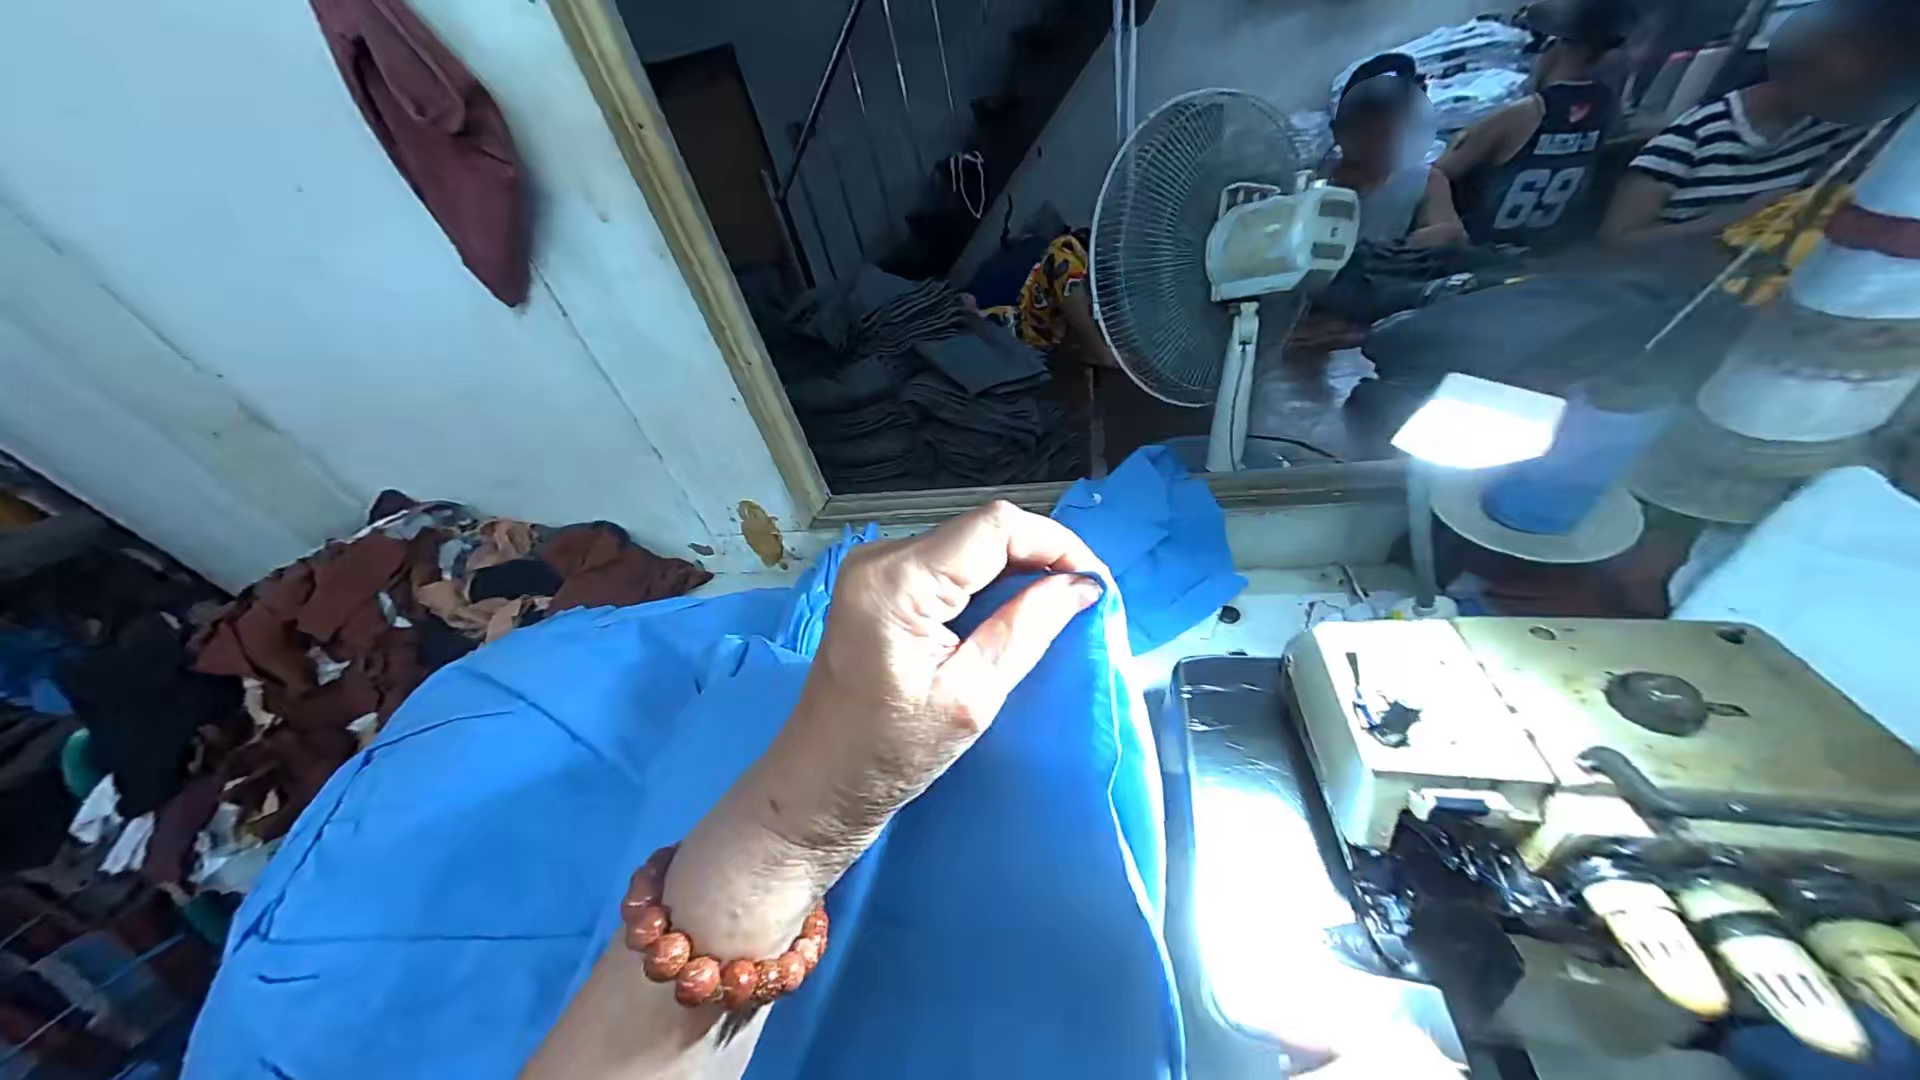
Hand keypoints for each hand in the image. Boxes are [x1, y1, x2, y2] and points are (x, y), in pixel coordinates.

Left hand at [661, 502, 1105, 958]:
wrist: (820, 779)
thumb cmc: (890, 753)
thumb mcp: (972, 697)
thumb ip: (1028, 628)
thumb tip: (1083, 584)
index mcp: (897, 581)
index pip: (994, 526)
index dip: (1054, 543)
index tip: (1093, 582)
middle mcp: (880, 556)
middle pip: (980, 529)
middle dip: (1038, 555)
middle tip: (1080, 596)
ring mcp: (874, 565)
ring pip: (967, 541)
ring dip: (1015, 566)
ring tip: (1053, 603)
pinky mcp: (877, 580)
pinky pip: (946, 560)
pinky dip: (986, 578)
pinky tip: (1009, 607)